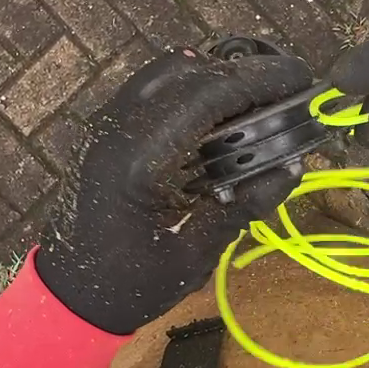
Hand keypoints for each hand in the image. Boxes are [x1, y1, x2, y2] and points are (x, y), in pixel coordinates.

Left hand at [37, 47, 311, 333]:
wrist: (68, 295)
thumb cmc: (129, 285)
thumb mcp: (192, 257)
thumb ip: (241, 208)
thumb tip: (292, 168)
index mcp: (137, 162)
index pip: (205, 96)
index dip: (258, 81)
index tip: (300, 79)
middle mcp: (116, 130)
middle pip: (189, 73)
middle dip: (245, 74)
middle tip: (290, 86)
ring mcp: (106, 125)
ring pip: (168, 72)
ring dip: (218, 76)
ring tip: (260, 98)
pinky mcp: (107, 130)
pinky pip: (153, 88)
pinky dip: (192, 87)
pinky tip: (221, 109)